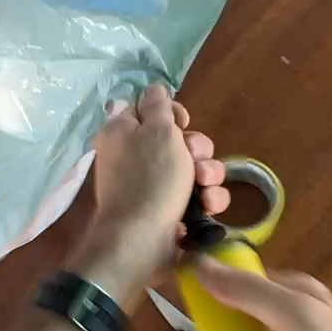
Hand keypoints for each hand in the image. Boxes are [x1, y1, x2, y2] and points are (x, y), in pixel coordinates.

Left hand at [70, 82, 228, 303]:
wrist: (141, 240)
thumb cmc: (150, 179)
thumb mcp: (157, 130)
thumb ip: (158, 104)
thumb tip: (151, 90)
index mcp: (122, 132)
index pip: (149, 109)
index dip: (171, 113)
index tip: (180, 123)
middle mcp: (134, 157)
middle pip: (177, 140)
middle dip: (198, 149)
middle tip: (196, 161)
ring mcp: (151, 186)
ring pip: (192, 169)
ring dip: (209, 175)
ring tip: (206, 189)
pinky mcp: (167, 211)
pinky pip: (194, 197)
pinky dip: (206, 200)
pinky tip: (209, 207)